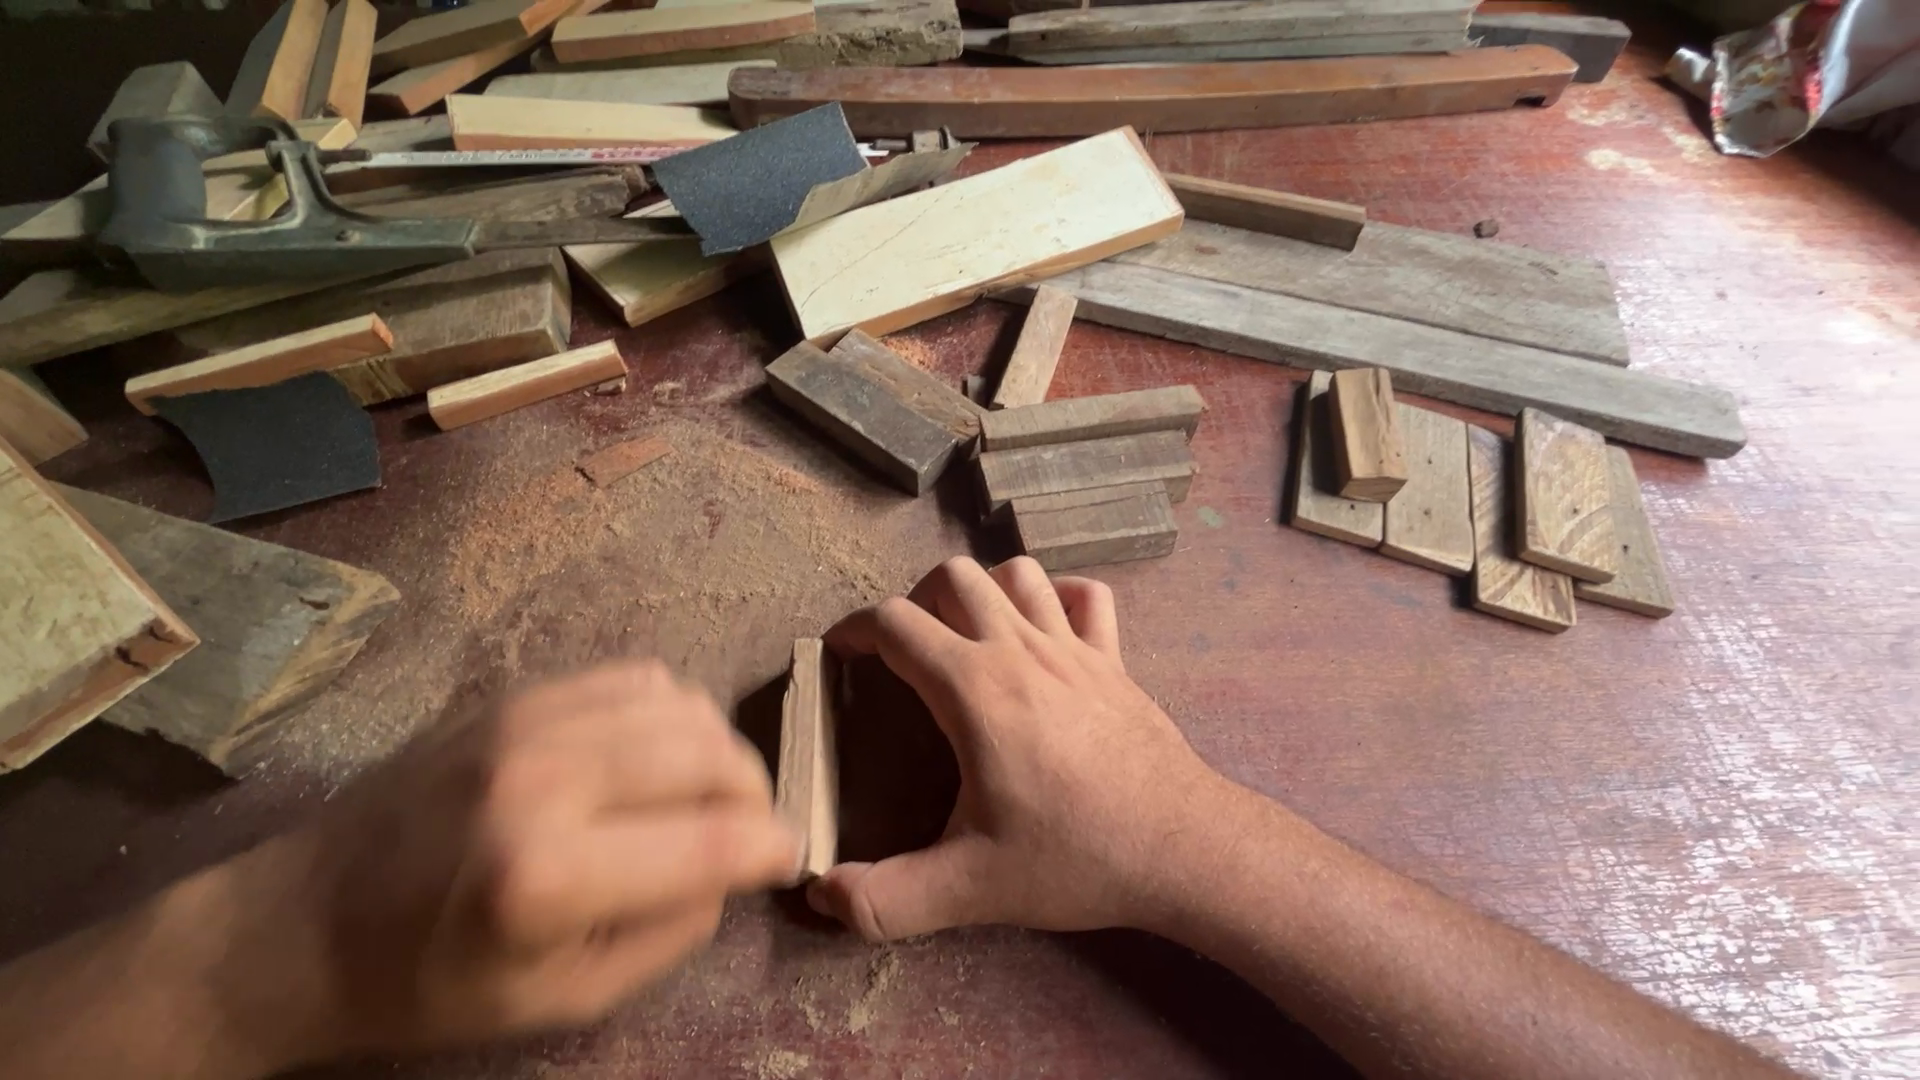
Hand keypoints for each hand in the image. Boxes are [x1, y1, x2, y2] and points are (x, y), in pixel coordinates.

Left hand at [224, 661, 799, 1064]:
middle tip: (750, 827)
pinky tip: (655, 753)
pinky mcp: (522, 692)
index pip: (717, 841)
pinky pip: (643, 678)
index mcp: (549, 877)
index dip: (775, 846)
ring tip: (705, 790)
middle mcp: (548, 778)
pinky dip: (674, 715)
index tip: (789, 854)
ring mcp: (533, 721)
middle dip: (757, 795)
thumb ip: (674, 930)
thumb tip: (738, 861)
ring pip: (687, 707)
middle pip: (713, 757)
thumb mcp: (567, 999)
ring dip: (719, 752)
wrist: (302, 921)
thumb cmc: (434, 980)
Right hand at [809, 556, 1229, 940]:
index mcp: (974, 688)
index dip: (854, 630)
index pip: (896, 624)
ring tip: (969, 631)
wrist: (1183, 848)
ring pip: (1017, 572)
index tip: (841, 654)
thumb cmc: (1075, 856)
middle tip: (907, 650)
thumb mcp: (969, 888)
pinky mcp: (1114, 659)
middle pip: (953, 576)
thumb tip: (823, 893)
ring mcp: (1074, 646)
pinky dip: (1059, 596)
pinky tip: (1047, 629)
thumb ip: (885, 900)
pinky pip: (1087, 596)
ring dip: (983, 588)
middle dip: (915, 600)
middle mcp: (1020, 648)